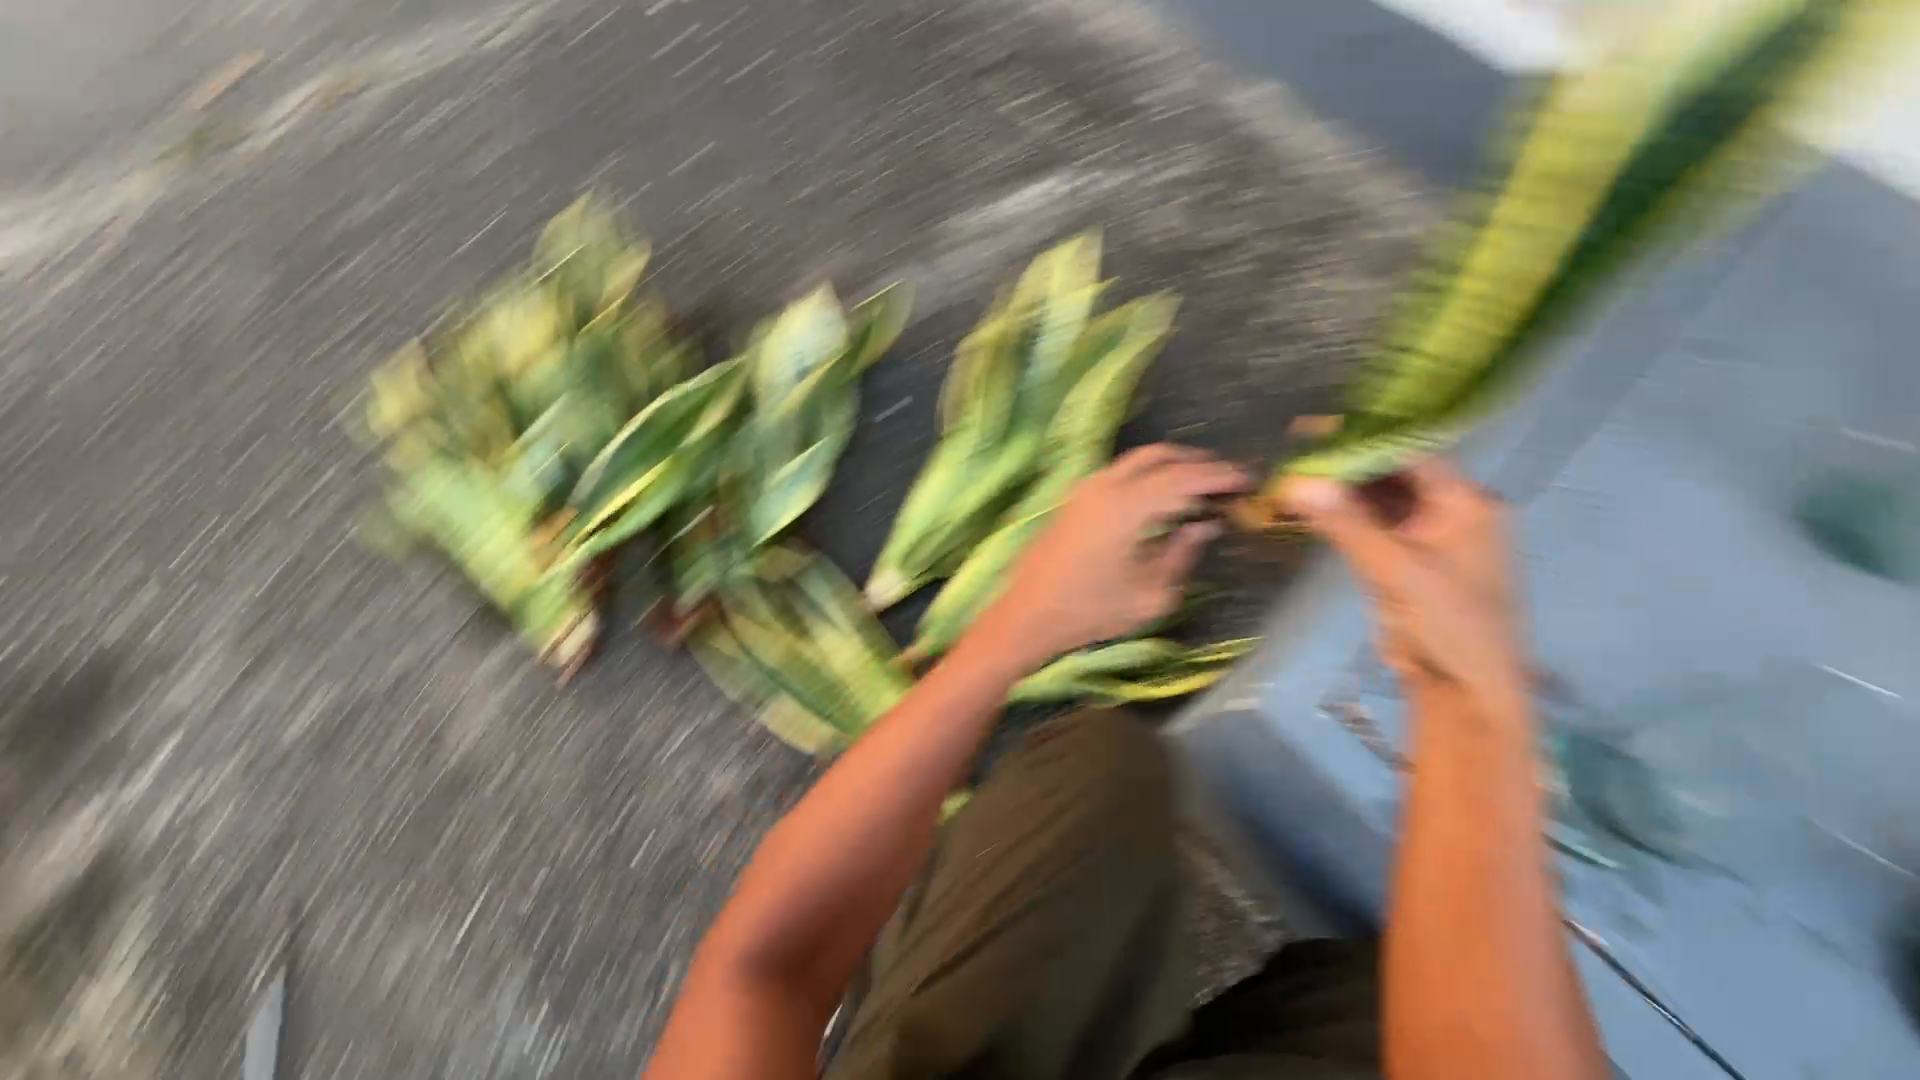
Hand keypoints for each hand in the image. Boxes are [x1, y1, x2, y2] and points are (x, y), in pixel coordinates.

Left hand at [981, 445, 1248, 663]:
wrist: (1027, 616)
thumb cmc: (1090, 612)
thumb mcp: (1150, 594)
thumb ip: (1181, 554)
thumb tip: (1204, 525)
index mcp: (1126, 506)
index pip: (1183, 477)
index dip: (1218, 476)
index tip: (1247, 480)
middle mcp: (1104, 486)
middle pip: (1159, 455)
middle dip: (1196, 462)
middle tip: (1226, 478)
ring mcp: (1084, 489)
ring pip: (1136, 461)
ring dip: (1170, 466)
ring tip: (1200, 487)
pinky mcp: (1073, 500)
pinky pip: (1120, 474)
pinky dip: (1147, 476)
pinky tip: (1162, 499)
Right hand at [1282, 459, 1523, 695]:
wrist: (1464, 692)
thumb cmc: (1450, 626)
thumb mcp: (1398, 571)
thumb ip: (1347, 524)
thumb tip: (1297, 482)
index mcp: (1468, 505)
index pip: (1412, 454)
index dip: (1363, 438)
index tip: (1314, 430)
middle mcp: (1451, 513)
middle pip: (1393, 475)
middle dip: (1345, 464)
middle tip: (1295, 450)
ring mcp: (1428, 539)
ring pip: (1378, 502)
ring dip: (1339, 491)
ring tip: (1292, 475)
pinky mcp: (1406, 563)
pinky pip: (1370, 529)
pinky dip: (1341, 518)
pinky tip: (1308, 508)